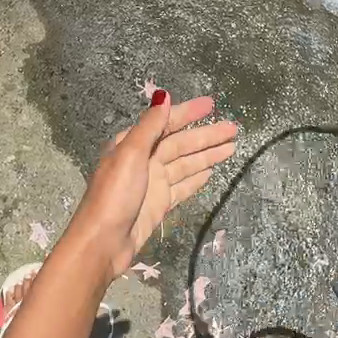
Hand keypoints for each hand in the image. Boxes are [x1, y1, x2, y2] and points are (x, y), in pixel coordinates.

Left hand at [57, 90, 238, 280]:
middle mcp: (143, 160)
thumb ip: (149, 126)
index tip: (211, 105)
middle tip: (233, 129)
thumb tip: (163, 95)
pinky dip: (197, 177)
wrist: (103, 242)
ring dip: (207, 155)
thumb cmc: (114, 195)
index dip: (188, 113)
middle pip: (180, 143)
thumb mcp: (130, 154)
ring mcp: (153, 183)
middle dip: (206, 135)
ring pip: (186, 164)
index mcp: (132, 144)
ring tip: (232, 148)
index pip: (166, 122)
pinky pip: (183, 186)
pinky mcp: (159, 204)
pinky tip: (212, 171)